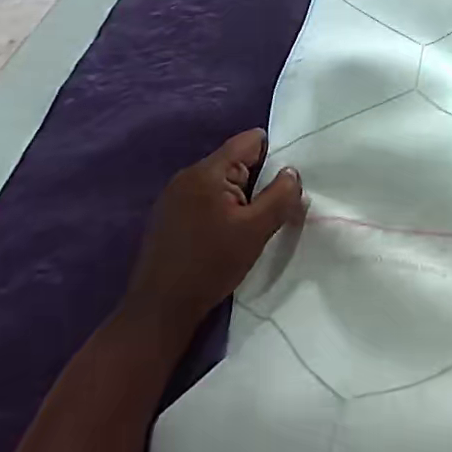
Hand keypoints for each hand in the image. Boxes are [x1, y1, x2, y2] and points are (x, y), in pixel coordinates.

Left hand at [125, 129, 303, 335]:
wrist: (159, 310)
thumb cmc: (210, 265)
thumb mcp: (256, 231)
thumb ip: (280, 196)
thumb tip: (292, 172)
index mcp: (207, 171)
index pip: (250, 141)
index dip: (274, 155)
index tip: (285, 183)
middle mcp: (188, 175)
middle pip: (237, 161)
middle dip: (259, 181)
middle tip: (272, 210)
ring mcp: (174, 195)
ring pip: (222, 181)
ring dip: (241, 197)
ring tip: (251, 226)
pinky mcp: (169, 215)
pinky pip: (206, 197)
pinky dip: (223, 208)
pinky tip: (226, 236)